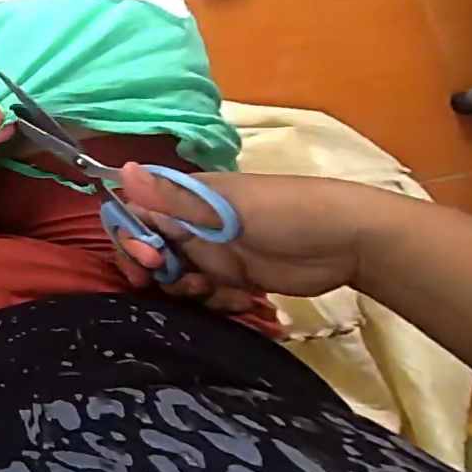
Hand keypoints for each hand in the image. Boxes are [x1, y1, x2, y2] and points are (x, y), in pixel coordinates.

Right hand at [110, 165, 395, 303]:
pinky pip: (203, 294)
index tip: (148, 260)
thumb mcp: (226, 206)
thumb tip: (123, 170)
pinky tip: (235, 300)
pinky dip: (211, 301)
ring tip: (211, 290)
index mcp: (187, 199)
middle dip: (155, 270)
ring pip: (174, 276)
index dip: (132, 239)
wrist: (347, 242)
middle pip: (150, 250)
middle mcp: (193, 224)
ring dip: (183, 289)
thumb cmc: (284, 212)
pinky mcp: (232, 279)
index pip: (138, 215)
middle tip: (181, 282)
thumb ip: (173, 197)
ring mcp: (212, 252)